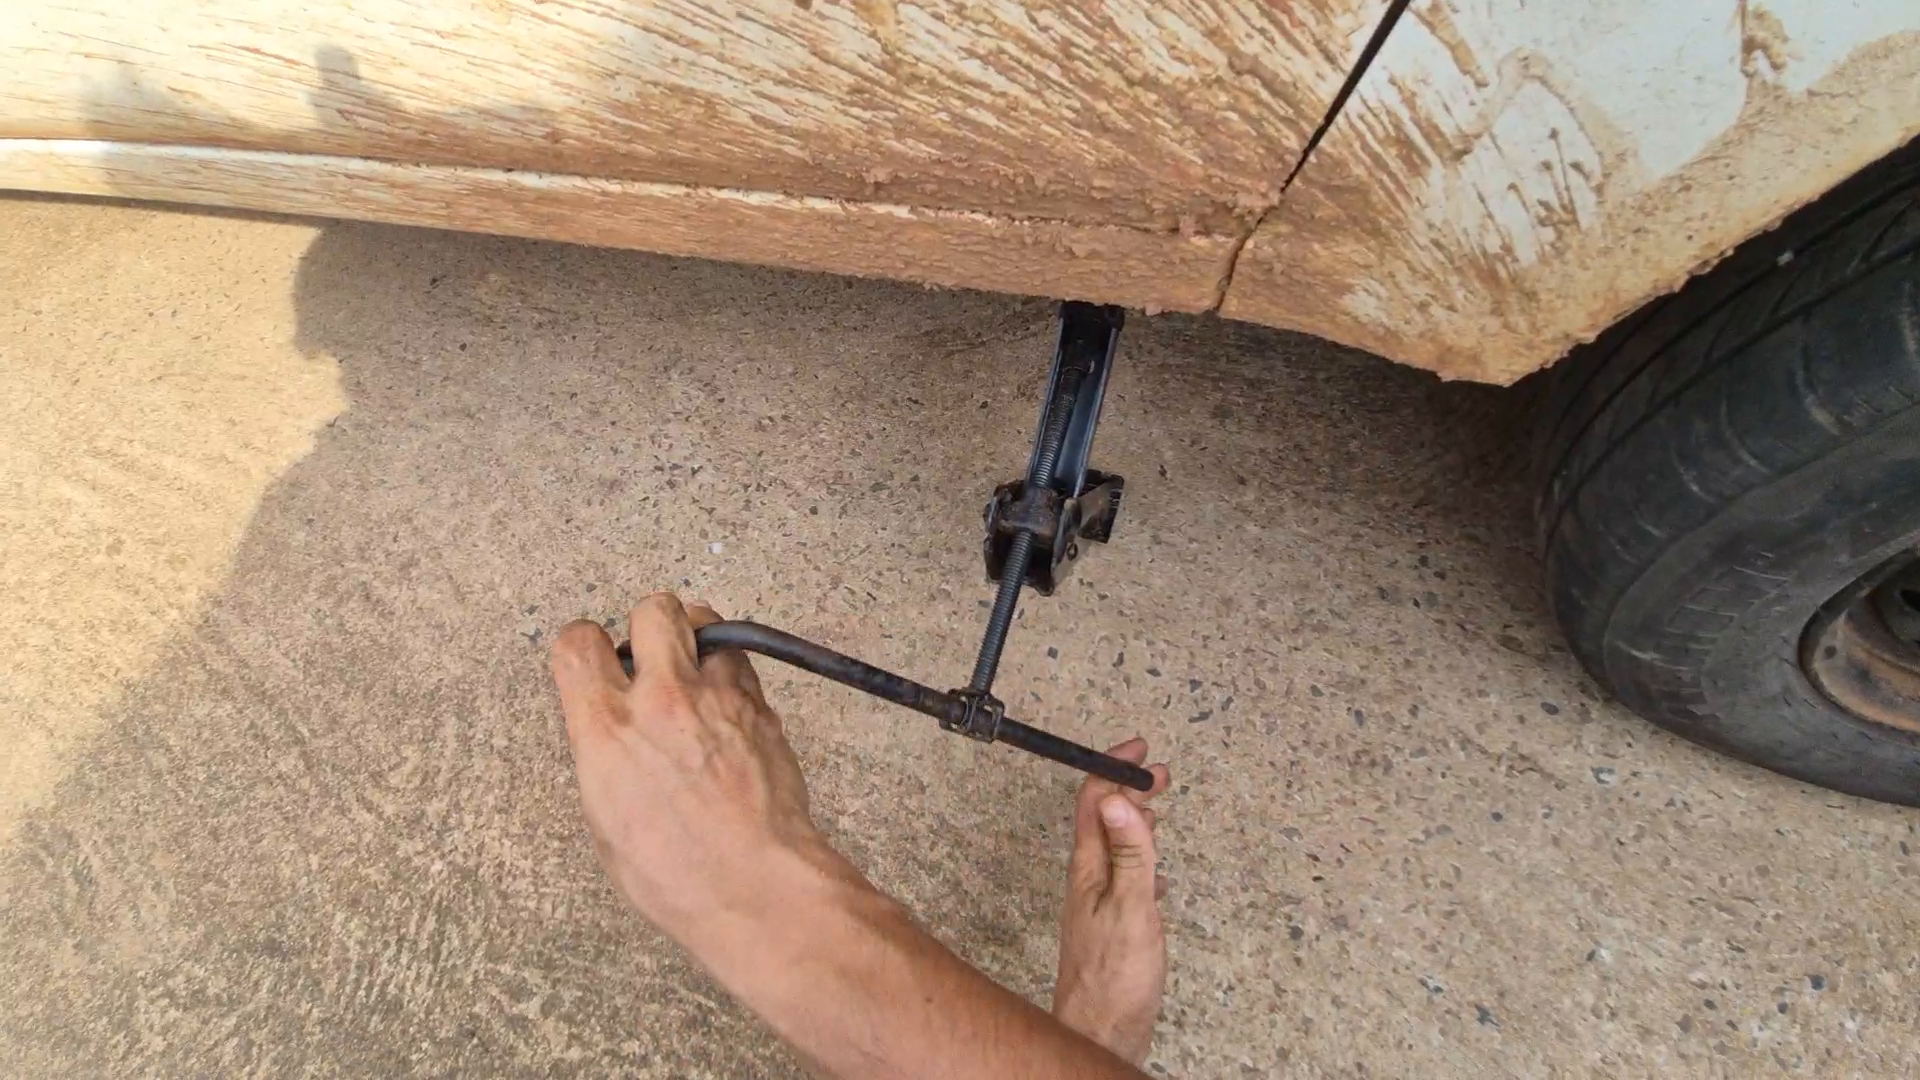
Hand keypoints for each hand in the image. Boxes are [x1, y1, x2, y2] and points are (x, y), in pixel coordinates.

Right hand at [551, 593, 830, 942]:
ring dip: (696, 636)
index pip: (578, 643)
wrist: (753, 879)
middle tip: (654, 654)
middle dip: (649, 622)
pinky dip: (728, 668)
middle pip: (653, 609)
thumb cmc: (675, 872)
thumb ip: (605, 751)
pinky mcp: (758, 702)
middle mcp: (662, 699)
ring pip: (705, 619)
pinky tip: (726, 702)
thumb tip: (612, 723)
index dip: (584, 644)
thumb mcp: (606, 819)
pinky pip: (740, 658)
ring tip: (695, 669)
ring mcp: (717, 695)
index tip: (593, 657)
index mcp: (607, 731)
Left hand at [1053, 738, 1170, 1063]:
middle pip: (1104, 815)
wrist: (1101, 1030)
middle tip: (1156, 770)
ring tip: (1155, 804)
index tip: (1139, 750)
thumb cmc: (1114, 977)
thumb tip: (1117, 799)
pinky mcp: (1109, 915)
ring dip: (1134, 815)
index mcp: (1090, 864)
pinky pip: (1123, 867)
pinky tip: (1153, 863)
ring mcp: (1096, 894)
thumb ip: (1129, 854)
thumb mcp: (1131, 907)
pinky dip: (1141, 851)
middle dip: (1128, 785)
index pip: (1094, 799)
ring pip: (1113, 840)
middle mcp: (1088, 873)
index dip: (1113, 768)